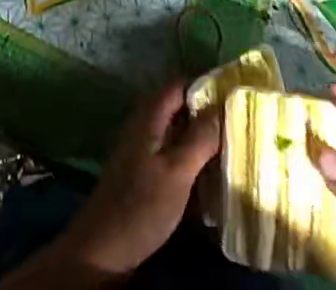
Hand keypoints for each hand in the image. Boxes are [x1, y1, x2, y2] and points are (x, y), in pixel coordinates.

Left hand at [57, 80, 221, 277]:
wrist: (101, 252)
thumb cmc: (141, 206)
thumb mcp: (178, 171)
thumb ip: (200, 137)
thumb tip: (222, 107)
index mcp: (149, 117)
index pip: (179, 84)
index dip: (205, 87)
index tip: (232, 98)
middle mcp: (143, 126)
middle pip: (178, 107)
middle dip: (205, 114)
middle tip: (234, 125)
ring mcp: (140, 149)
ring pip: (176, 131)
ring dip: (198, 137)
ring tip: (226, 147)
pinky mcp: (141, 172)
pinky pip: (170, 152)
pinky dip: (187, 156)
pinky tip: (205, 172)